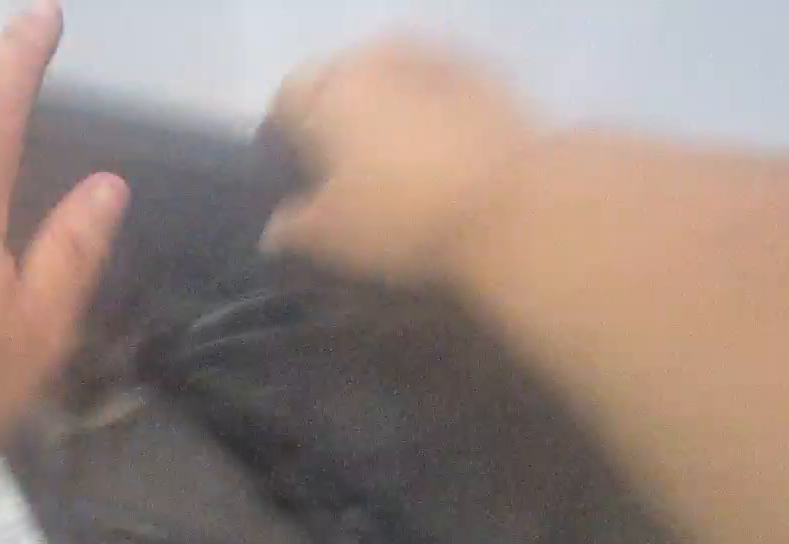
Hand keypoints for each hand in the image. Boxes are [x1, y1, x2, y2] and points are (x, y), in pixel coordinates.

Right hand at [263, 39, 535, 284]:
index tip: (285, 179)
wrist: (512, 209)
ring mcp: (437, 60)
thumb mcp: (327, 241)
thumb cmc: (398, 221)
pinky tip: (436, 158)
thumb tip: (276, 229)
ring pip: (390, 82)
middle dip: (331, 122)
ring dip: (382, 115)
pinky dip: (428, 118)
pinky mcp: (488, 78)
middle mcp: (378, 57)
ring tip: (389, 165)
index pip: (283, 102)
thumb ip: (290, 230)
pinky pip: (438, 93)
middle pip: (338, 84)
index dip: (278, 143)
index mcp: (329, 89)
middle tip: (337, 174)